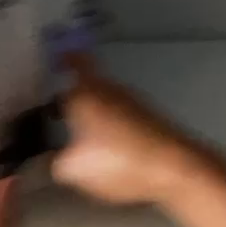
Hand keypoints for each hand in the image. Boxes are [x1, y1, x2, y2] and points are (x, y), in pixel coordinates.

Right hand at [52, 54, 217, 207]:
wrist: (175, 166)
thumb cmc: (118, 160)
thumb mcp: (75, 169)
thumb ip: (56, 162)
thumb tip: (50, 159)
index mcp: (89, 91)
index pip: (76, 61)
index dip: (66, 57)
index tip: (57, 56)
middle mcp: (111, 88)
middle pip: (90, 83)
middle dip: (75, 94)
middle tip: (57, 110)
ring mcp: (133, 101)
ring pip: (106, 99)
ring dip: (93, 111)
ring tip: (78, 133)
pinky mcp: (149, 118)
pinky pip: (120, 114)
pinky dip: (110, 124)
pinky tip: (106, 146)